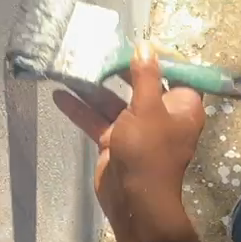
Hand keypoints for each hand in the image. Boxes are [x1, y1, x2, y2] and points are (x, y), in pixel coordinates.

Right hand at [52, 43, 207, 241]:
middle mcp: (160, 116)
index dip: (158, 57)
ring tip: (72, 68)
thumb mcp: (148, 108)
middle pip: (139, 85)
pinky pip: (97, 120)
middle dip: (119, 69)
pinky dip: (81, 109)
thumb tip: (145, 46)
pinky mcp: (114, 142)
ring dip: (93, 88)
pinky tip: (59, 95)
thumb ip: (145, 76)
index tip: (139, 42)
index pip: (175, 74)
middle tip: (99, 50)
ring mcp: (135, 130)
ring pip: (113, 102)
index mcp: (181, 107)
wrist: (133, 200)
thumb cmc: (149, 151)